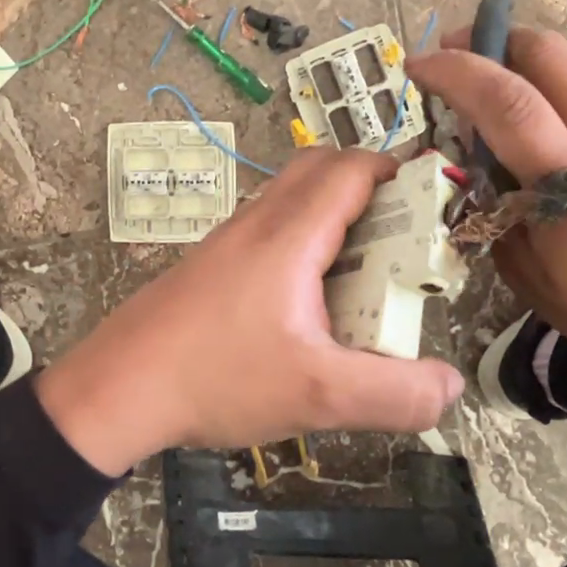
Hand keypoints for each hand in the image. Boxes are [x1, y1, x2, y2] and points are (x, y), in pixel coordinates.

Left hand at [35, 149, 466, 474]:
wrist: (117, 388)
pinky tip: (309, 303)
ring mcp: (228, 242)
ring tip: (365, 274)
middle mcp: (257, 223)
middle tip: (404, 236)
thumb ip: (395, 393)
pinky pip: (268, 231)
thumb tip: (449, 386)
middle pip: (320, 169)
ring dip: (334, 216)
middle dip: (370, 186)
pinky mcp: (210, 266)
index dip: (399, 171)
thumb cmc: (218, 378)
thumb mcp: (319, 397)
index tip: (435, 199)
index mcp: (289, 236)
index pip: (352, 169)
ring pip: (291, 199)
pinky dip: (303, 242)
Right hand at [406, 28, 566, 439]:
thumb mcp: (530, 277)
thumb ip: (494, 212)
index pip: (510, 102)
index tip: (418, 66)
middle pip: (549, 53)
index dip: (458, 72)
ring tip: (502, 114)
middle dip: (494, 39)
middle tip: (456, 52)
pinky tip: (556, 149)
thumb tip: (470, 167)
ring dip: (529, 77)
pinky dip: (563, 108)